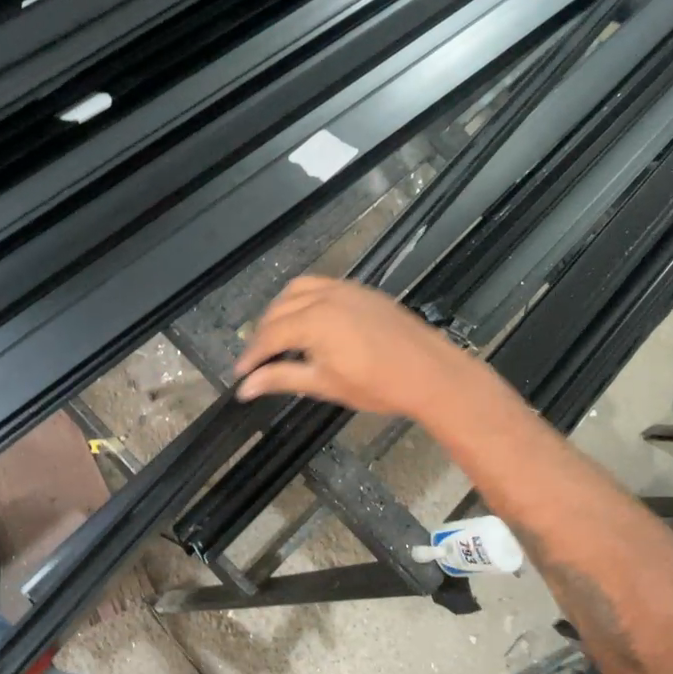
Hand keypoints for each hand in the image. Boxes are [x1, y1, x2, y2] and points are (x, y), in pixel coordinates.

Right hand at [233, 277, 473, 417]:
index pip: (269, 336)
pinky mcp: (361, 292)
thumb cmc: (378, 385)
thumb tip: (245, 387)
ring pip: (297, 291)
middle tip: (257, 360)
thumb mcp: (324, 385)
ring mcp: (345, 290)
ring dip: (280, 311)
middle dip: (262, 334)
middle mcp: (325, 297)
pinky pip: (320, 286)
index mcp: (313, 321)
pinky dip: (303, 300)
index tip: (240, 373)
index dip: (252, 355)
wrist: (432, 374)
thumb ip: (281, 379)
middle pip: (278, 310)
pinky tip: (306, 321)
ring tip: (277, 336)